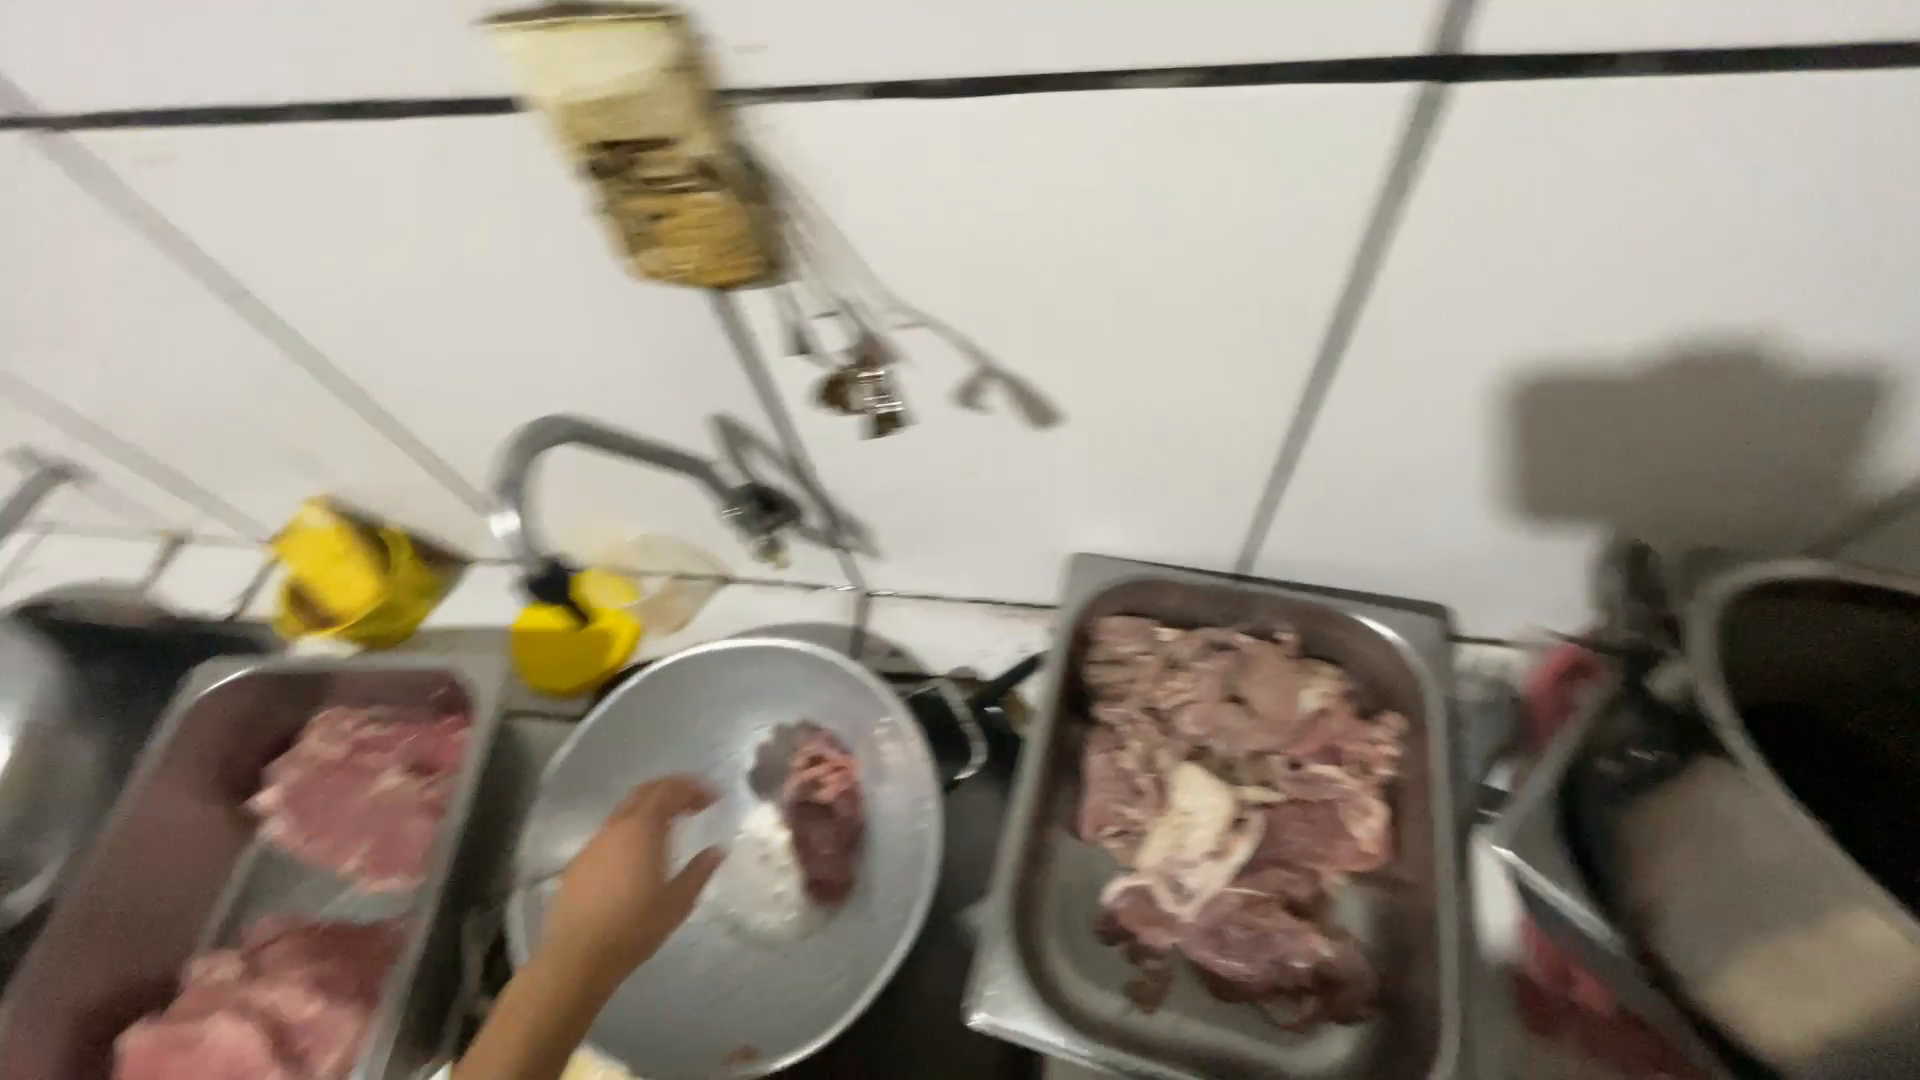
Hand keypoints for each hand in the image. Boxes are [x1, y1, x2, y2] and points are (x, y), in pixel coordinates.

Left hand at [541, 775, 725, 985]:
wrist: (576, 959)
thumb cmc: (634, 928)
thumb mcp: (678, 902)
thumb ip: (700, 871)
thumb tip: (718, 850)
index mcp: (643, 829)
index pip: (670, 790)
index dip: (695, 787)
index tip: (714, 797)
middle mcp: (616, 827)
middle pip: (646, 791)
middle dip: (673, 789)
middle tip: (695, 802)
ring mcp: (593, 843)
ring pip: (625, 810)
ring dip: (651, 808)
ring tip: (671, 825)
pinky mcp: (579, 863)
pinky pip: (610, 832)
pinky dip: (632, 828)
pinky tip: (639, 853)